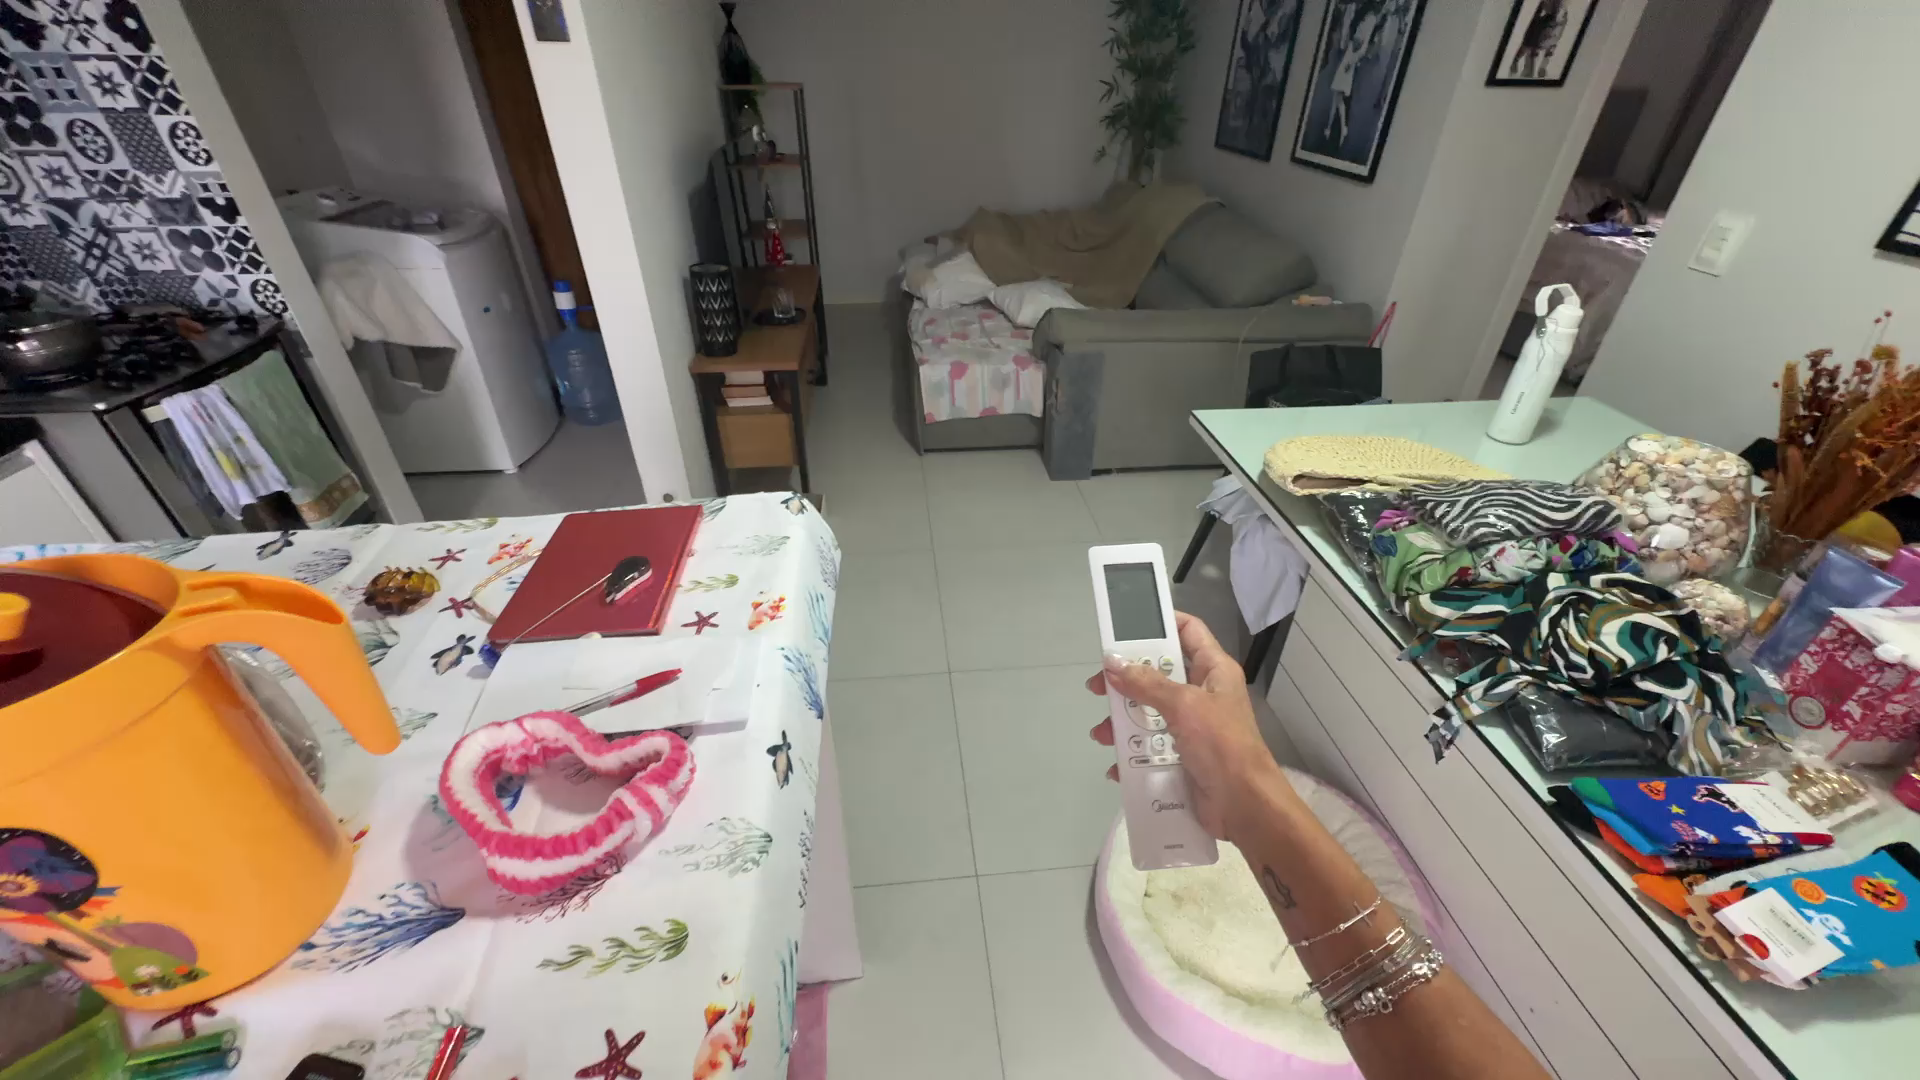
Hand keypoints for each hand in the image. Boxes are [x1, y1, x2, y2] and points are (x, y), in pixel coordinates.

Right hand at [1086, 612, 1285, 841]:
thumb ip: (1146, 683)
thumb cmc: (1221, 745)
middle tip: (1098, 685)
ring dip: (1122, 721)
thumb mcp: (1183, 706)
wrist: (1244, 808)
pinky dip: (1131, 753)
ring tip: (1101, 734)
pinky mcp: (1182, 754)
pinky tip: (1116, 765)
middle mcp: (1202, 693)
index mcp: (1213, 671)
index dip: (1161, 621)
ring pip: (1148, 711)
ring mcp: (1192, 725)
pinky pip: (1150, 746)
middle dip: (1126, 679)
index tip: (1127, 624)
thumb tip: (1112, 662)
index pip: (1188, 630)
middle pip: (1158, 673)